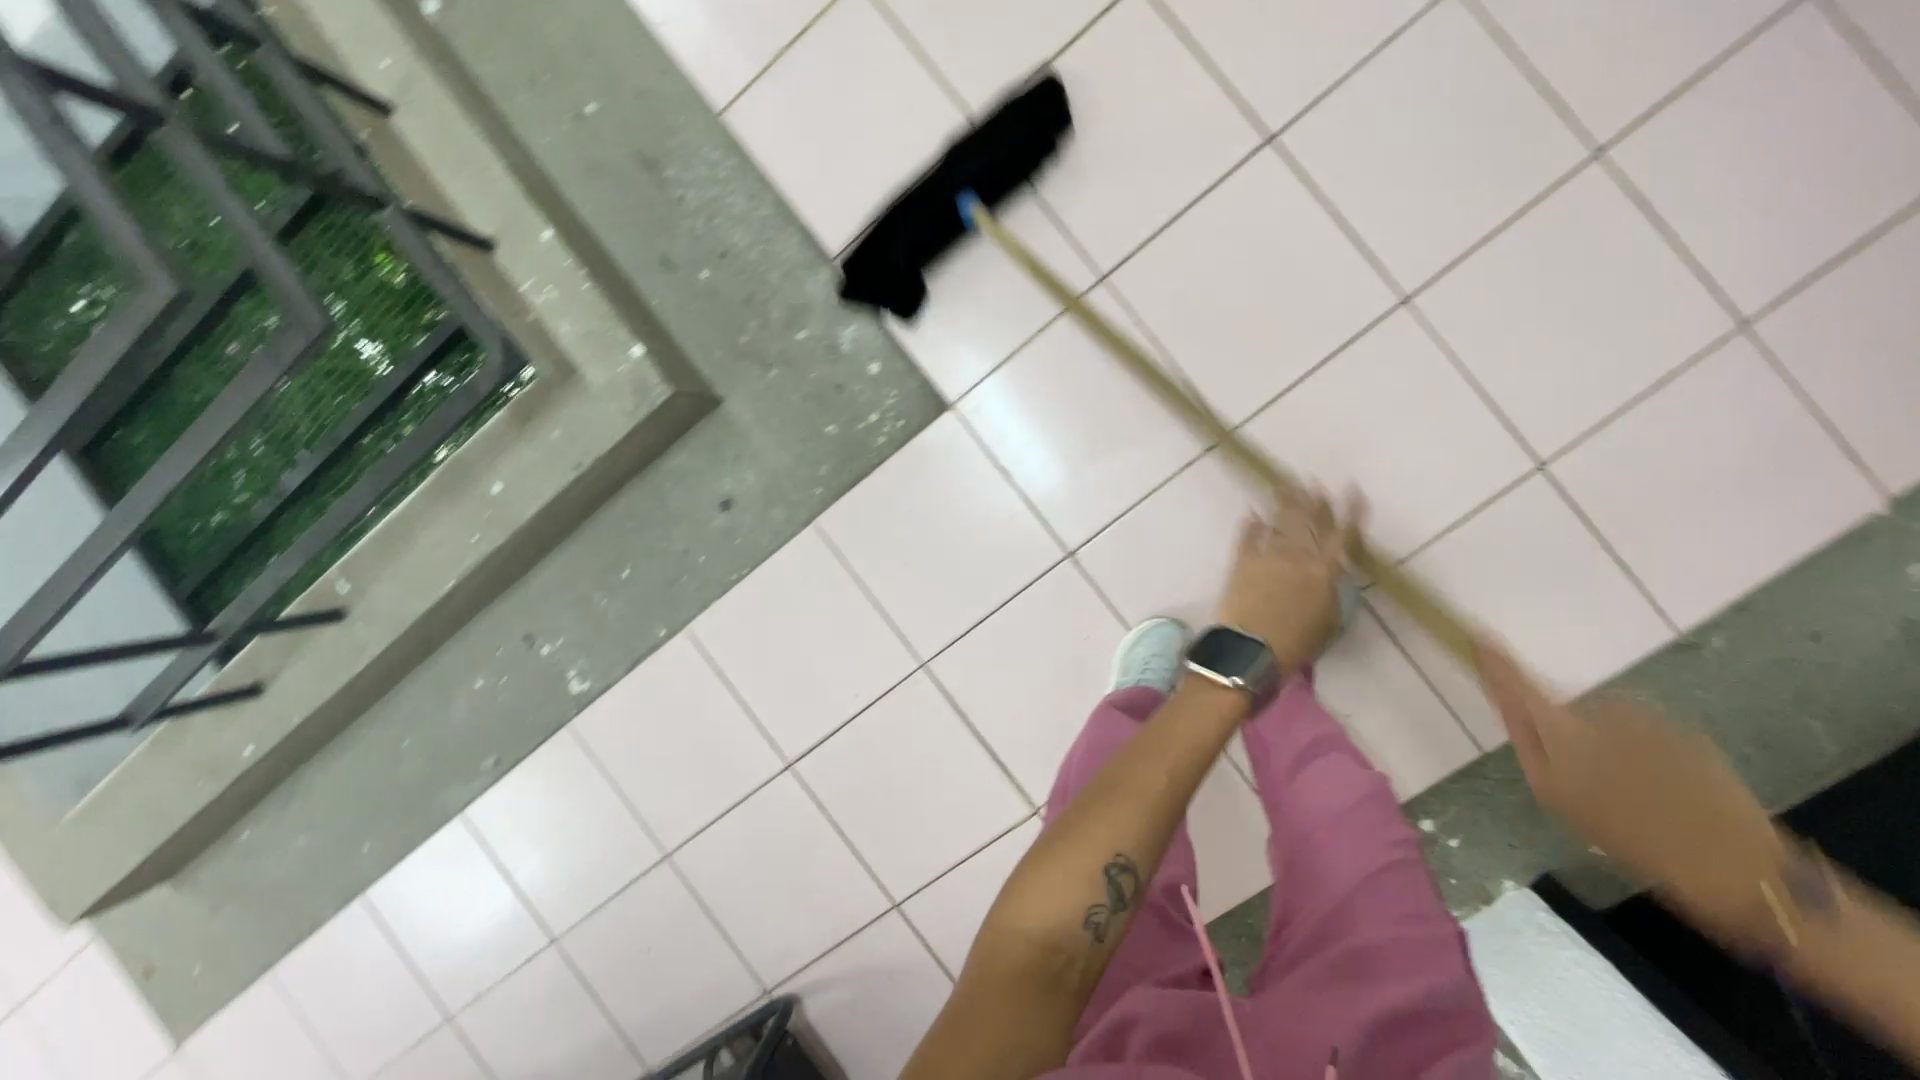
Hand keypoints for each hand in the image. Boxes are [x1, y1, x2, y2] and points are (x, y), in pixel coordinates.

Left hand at [1214, 488, 1360, 670]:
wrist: (1250, 649)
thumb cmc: (1295, 644)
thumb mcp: (1328, 622)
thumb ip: (1332, 593)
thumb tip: (1333, 576)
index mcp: (1324, 572)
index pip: (1343, 535)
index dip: (1350, 511)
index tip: (1354, 490)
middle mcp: (1298, 557)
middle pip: (1308, 521)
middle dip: (1313, 500)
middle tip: (1313, 483)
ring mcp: (1268, 556)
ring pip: (1279, 522)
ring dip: (1284, 503)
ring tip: (1285, 486)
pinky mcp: (1241, 562)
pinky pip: (1247, 537)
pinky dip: (1251, 524)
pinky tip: (1252, 512)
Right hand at [1475, 641, 1788, 948]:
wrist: (1732, 862)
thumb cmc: (1630, 838)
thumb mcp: (1558, 798)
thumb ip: (1530, 745)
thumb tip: (1514, 706)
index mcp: (1562, 730)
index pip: (1517, 685)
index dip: (1495, 661)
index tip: (1476, 636)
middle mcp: (1601, 710)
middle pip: (1565, 711)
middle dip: (1566, 735)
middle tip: (1584, 786)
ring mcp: (1647, 716)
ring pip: (1605, 725)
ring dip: (1607, 749)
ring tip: (1629, 799)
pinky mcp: (1685, 730)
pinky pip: (1643, 735)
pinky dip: (1642, 757)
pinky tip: (1660, 795)